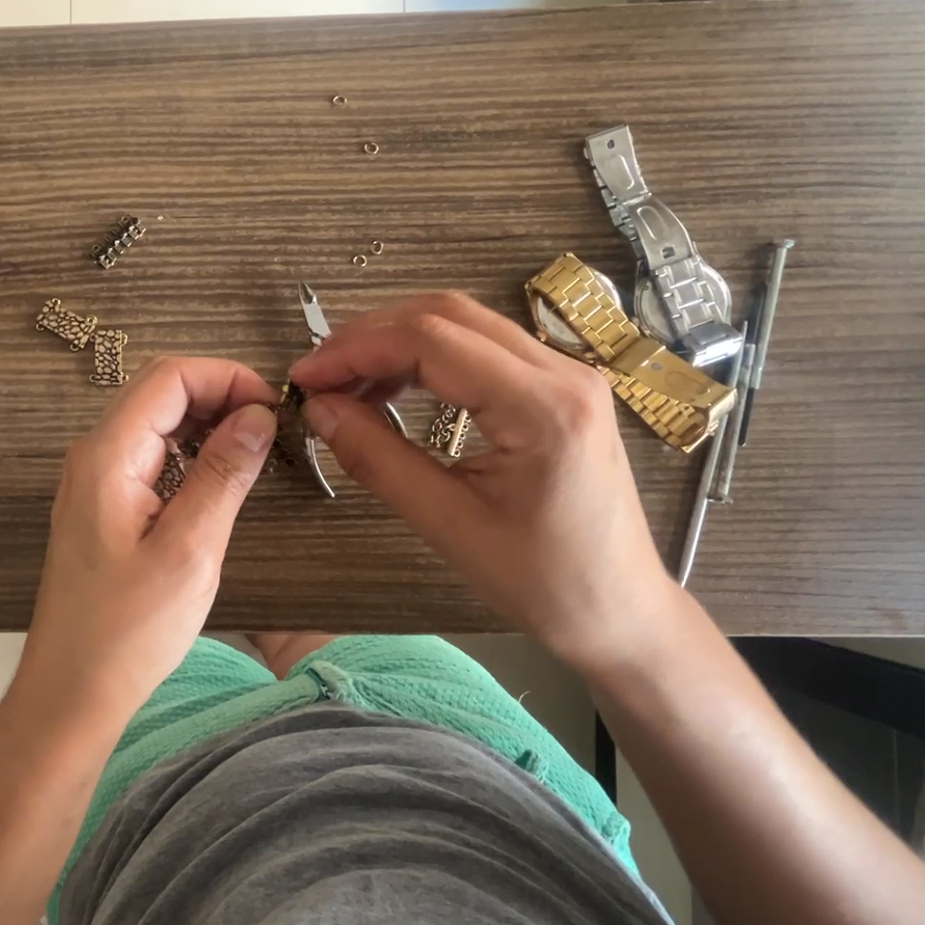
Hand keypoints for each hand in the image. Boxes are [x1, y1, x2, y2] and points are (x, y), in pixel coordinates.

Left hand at [16, 358, 278, 719]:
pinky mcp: (104, 504)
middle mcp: (94, 454)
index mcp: (107, 455)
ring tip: (255, 454)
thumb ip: (223, 475)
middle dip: (220, 396)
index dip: (227, 377)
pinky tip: (221, 480)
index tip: (275, 410)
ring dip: (207, 424)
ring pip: (157, 423)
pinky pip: (151, 456)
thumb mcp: (189, 550)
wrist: (72, 688)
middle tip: (272, 432)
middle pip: (161, 392)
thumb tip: (259, 416)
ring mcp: (95, 479)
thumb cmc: (127, 630)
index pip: (169, 376)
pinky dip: (190, 454)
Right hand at [287, 292, 685, 670]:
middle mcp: (563, 371)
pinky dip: (423, 358)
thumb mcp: (447, 524)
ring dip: (394, 343)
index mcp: (542, 407)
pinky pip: (479, 348)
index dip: (356, 350)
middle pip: (447, 315)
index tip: (305, 378)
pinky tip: (390, 389)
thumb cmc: (540, 580)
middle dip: (369, 336)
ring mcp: (566, 374)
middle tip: (318, 375)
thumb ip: (377, 459)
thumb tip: (319, 409)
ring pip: (462, 324)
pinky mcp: (558, 387)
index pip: (432, 340)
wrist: (619, 609)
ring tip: (345, 383)